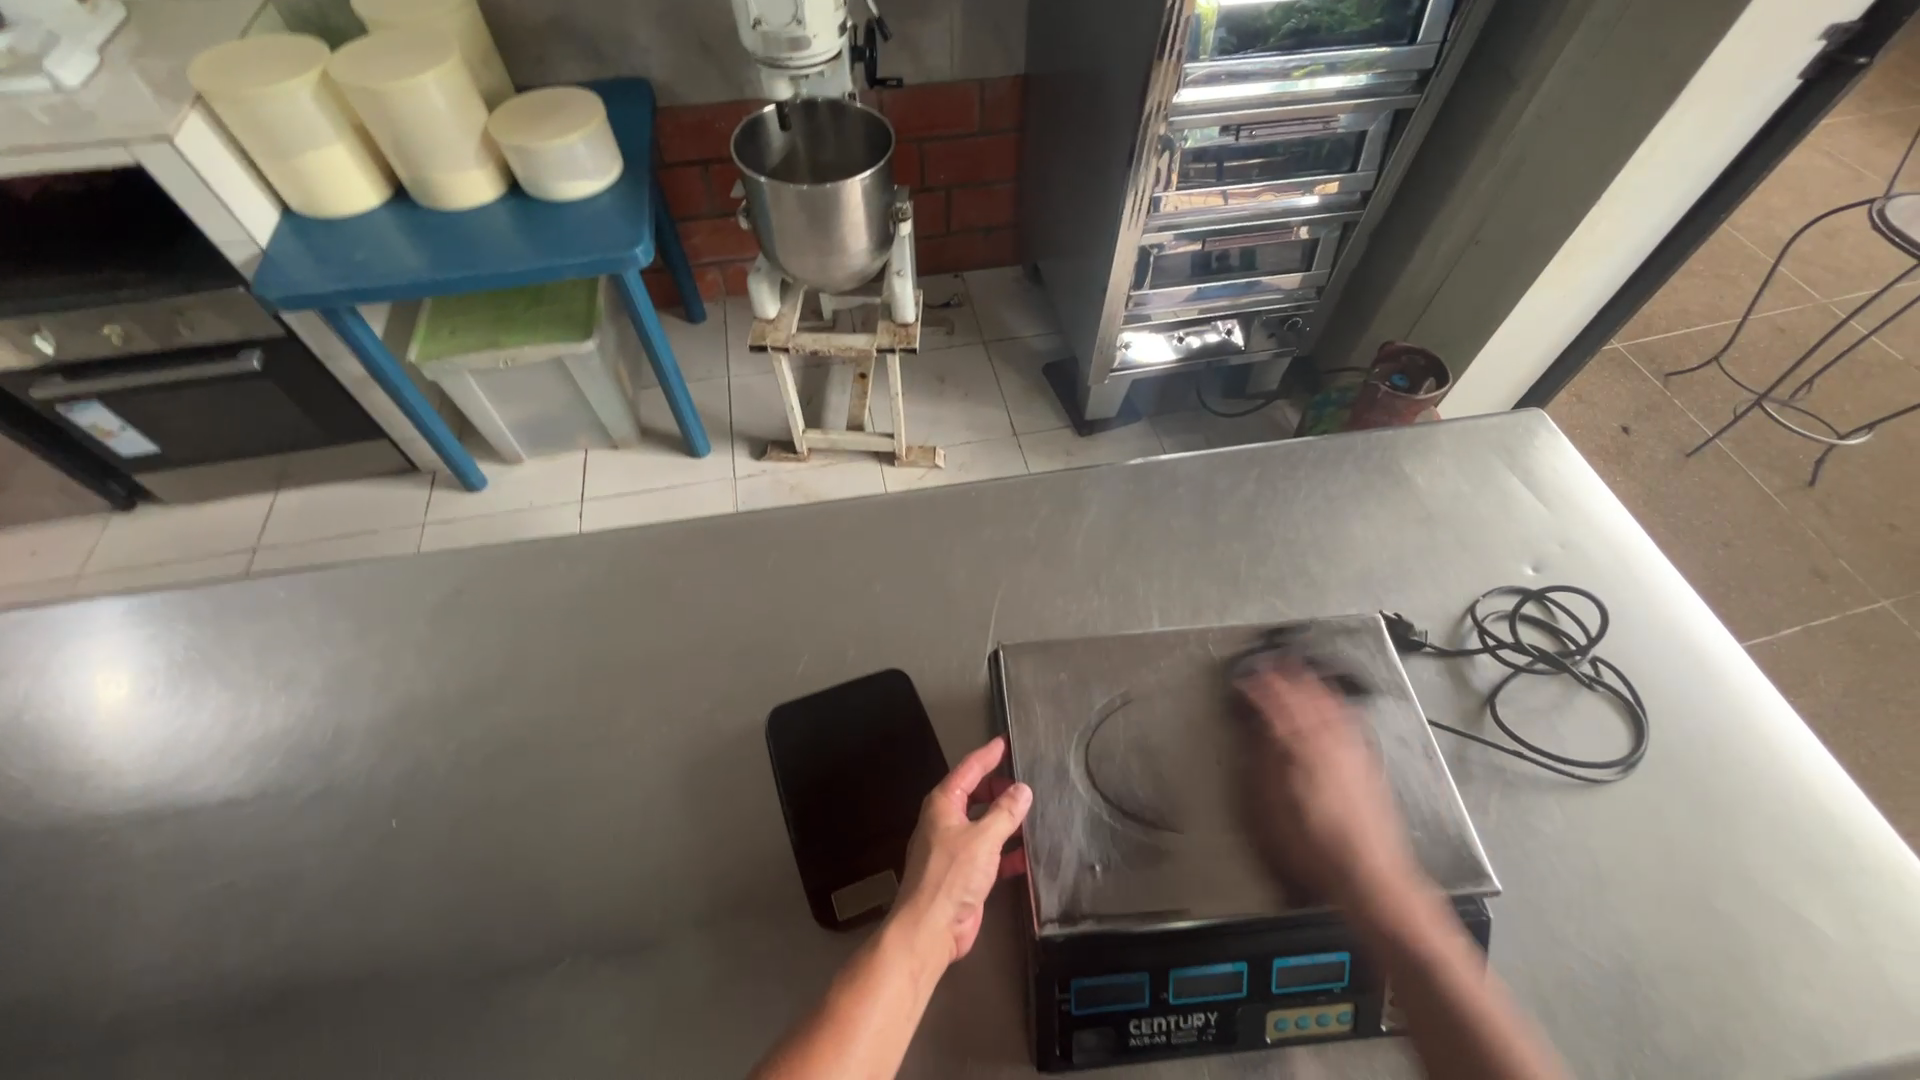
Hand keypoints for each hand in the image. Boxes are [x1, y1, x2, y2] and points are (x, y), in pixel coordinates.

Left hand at [891, 737, 1031, 966]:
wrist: (930, 928)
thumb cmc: (951, 876)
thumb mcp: (983, 838)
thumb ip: (1005, 813)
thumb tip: (1022, 790)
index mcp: (943, 804)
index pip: (968, 769)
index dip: (987, 755)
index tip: (1005, 742)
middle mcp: (945, 822)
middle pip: (975, 795)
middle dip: (998, 788)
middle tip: (1025, 785)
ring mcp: (953, 848)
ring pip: (983, 824)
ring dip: (1005, 820)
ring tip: (1032, 814)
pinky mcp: (963, 873)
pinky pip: (989, 853)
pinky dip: (1006, 851)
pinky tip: (1027, 855)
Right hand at [1236, 662, 1421, 915]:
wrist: (1369, 876)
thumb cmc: (1314, 848)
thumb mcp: (1270, 807)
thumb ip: (1263, 761)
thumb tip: (1257, 728)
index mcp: (1301, 750)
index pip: (1275, 708)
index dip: (1259, 689)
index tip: (1246, 677)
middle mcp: (1330, 745)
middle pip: (1306, 699)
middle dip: (1288, 677)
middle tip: (1273, 660)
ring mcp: (1353, 754)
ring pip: (1331, 706)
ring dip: (1314, 684)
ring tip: (1303, 670)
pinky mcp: (1369, 766)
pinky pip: (1351, 722)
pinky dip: (1339, 704)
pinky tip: (1339, 704)